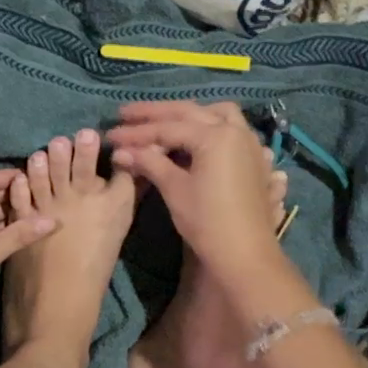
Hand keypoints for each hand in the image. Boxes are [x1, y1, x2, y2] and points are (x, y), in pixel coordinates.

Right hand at [108, 101, 285, 279]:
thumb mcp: (175, 189)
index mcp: (215, 136)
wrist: (245, 254)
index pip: (168, 127)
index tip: (111, 135)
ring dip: (189, 114)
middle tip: (126, 114)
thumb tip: (121, 151)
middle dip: (156, 114)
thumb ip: (149, 163)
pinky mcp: (255, 159)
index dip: (136, 132)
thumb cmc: (207, 221)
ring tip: (164, 121)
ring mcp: (250, 143)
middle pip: (190, 113)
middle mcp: (236, 131)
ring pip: (217, 115)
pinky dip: (210, 127)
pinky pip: (232, 130)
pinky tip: (197, 139)